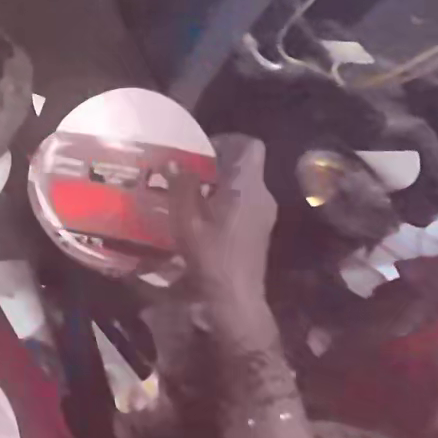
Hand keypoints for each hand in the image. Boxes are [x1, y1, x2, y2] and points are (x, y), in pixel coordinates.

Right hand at [167, 134, 278, 343]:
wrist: (236, 297)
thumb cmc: (211, 256)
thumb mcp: (187, 219)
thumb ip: (181, 187)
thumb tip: (174, 160)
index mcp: (247, 187)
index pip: (250, 146)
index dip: (226, 140)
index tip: (199, 150)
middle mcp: (262, 195)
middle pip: (244, 164)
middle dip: (214, 162)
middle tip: (183, 169)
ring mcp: (264, 212)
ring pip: (242, 183)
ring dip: (216, 181)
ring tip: (185, 191)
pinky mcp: (259, 227)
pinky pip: (243, 200)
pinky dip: (222, 198)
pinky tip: (198, 213)